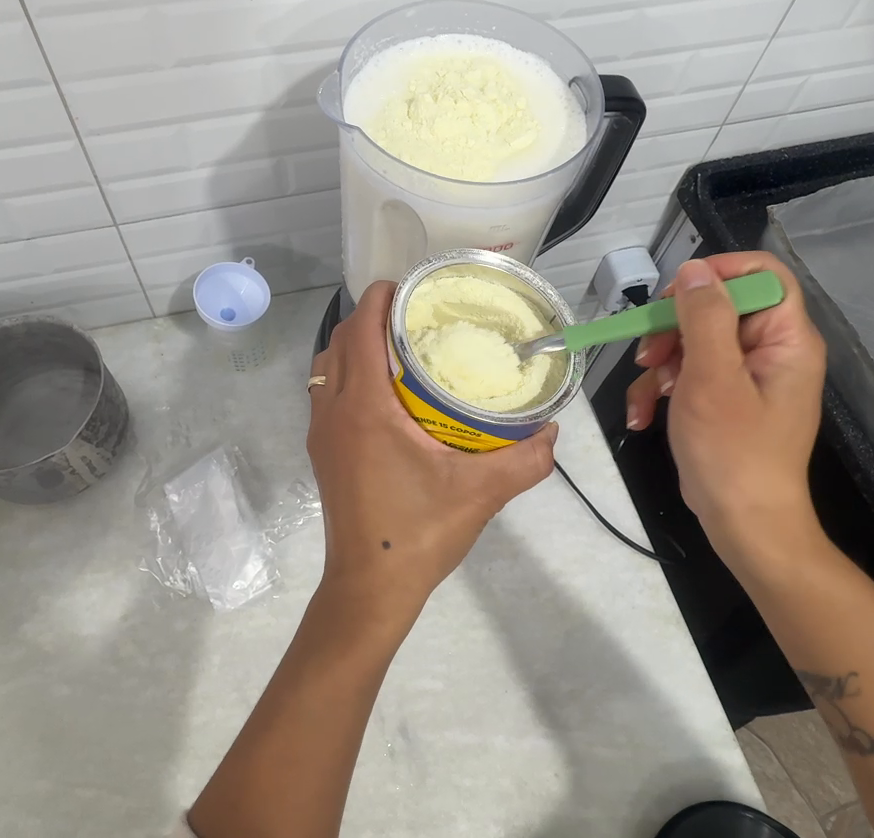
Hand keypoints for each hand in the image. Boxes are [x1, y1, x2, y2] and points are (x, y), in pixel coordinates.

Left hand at [306, 281, 558, 620]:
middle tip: (413, 314)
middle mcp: (334, 412)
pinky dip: (349, 375)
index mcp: (365, 408)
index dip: (378, 298)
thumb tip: (552, 430)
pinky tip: (387, 393)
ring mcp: (322, 434)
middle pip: (339, 342)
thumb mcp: (481, 493)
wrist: (369, 588)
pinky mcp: (323, 453)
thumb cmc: (418, 533)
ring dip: (355, 347)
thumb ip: (525, 460)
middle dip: (369, 317)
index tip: (408, 286)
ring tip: (399, 347)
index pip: (360, 331)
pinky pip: (329, 394)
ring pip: (328, 368)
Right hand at [624, 254, 828, 563]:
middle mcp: (770, 351)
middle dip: (672, 329)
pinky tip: (641, 416)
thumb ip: (704, 318)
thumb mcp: (712, 378)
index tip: (675, 295)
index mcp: (786, 339)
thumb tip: (694, 269)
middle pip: (716, 308)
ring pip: (692, 342)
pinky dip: (660, 392)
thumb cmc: (734, 452)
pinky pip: (687, 375)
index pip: (762, 275)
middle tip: (648, 354)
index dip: (717, 273)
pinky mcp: (723, 400)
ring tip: (645, 395)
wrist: (744, 525)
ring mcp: (745, 377)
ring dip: (659, 366)